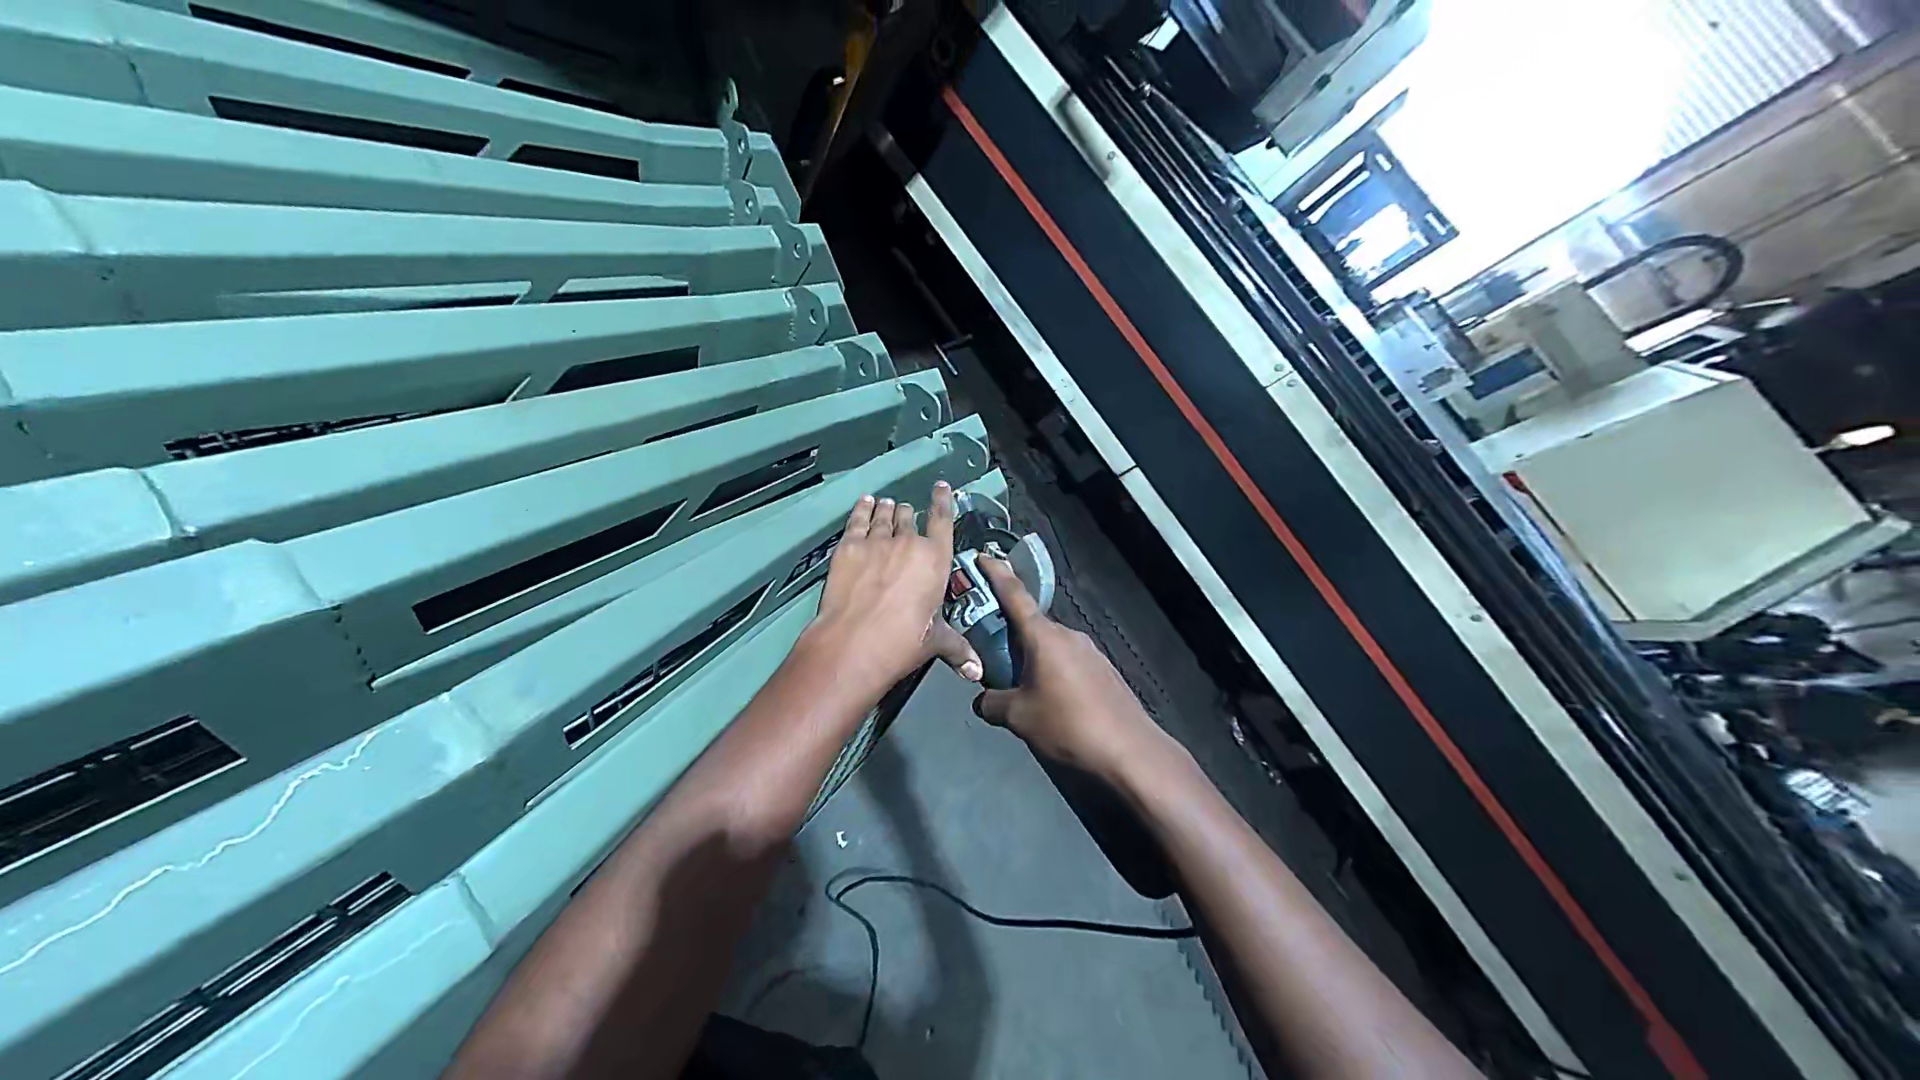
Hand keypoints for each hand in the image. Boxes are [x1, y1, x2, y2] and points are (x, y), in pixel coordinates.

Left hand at [801, 482, 982, 696]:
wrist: (854, 641)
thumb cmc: (902, 641)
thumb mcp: (935, 641)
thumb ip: (957, 648)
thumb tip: (976, 671)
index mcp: (935, 560)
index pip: (942, 520)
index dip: (942, 501)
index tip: (941, 487)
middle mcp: (907, 543)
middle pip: (909, 518)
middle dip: (908, 514)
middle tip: (906, 511)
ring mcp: (876, 542)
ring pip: (884, 517)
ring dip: (886, 509)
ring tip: (886, 503)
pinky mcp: (848, 547)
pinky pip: (857, 520)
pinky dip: (861, 510)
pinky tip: (864, 503)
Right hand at [972, 558, 1171, 780]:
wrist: (1129, 750)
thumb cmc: (1068, 724)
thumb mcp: (1017, 717)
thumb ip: (991, 702)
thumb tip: (982, 700)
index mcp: (1044, 637)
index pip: (1015, 594)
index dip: (996, 573)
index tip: (983, 557)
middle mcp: (1068, 635)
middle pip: (1030, 626)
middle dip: (1008, 636)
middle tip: (989, 657)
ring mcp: (1089, 652)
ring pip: (1049, 647)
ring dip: (1031, 659)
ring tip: (1020, 691)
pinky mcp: (1103, 671)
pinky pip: (1067, 662)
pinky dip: (1051, 672)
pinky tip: (1050, 703)